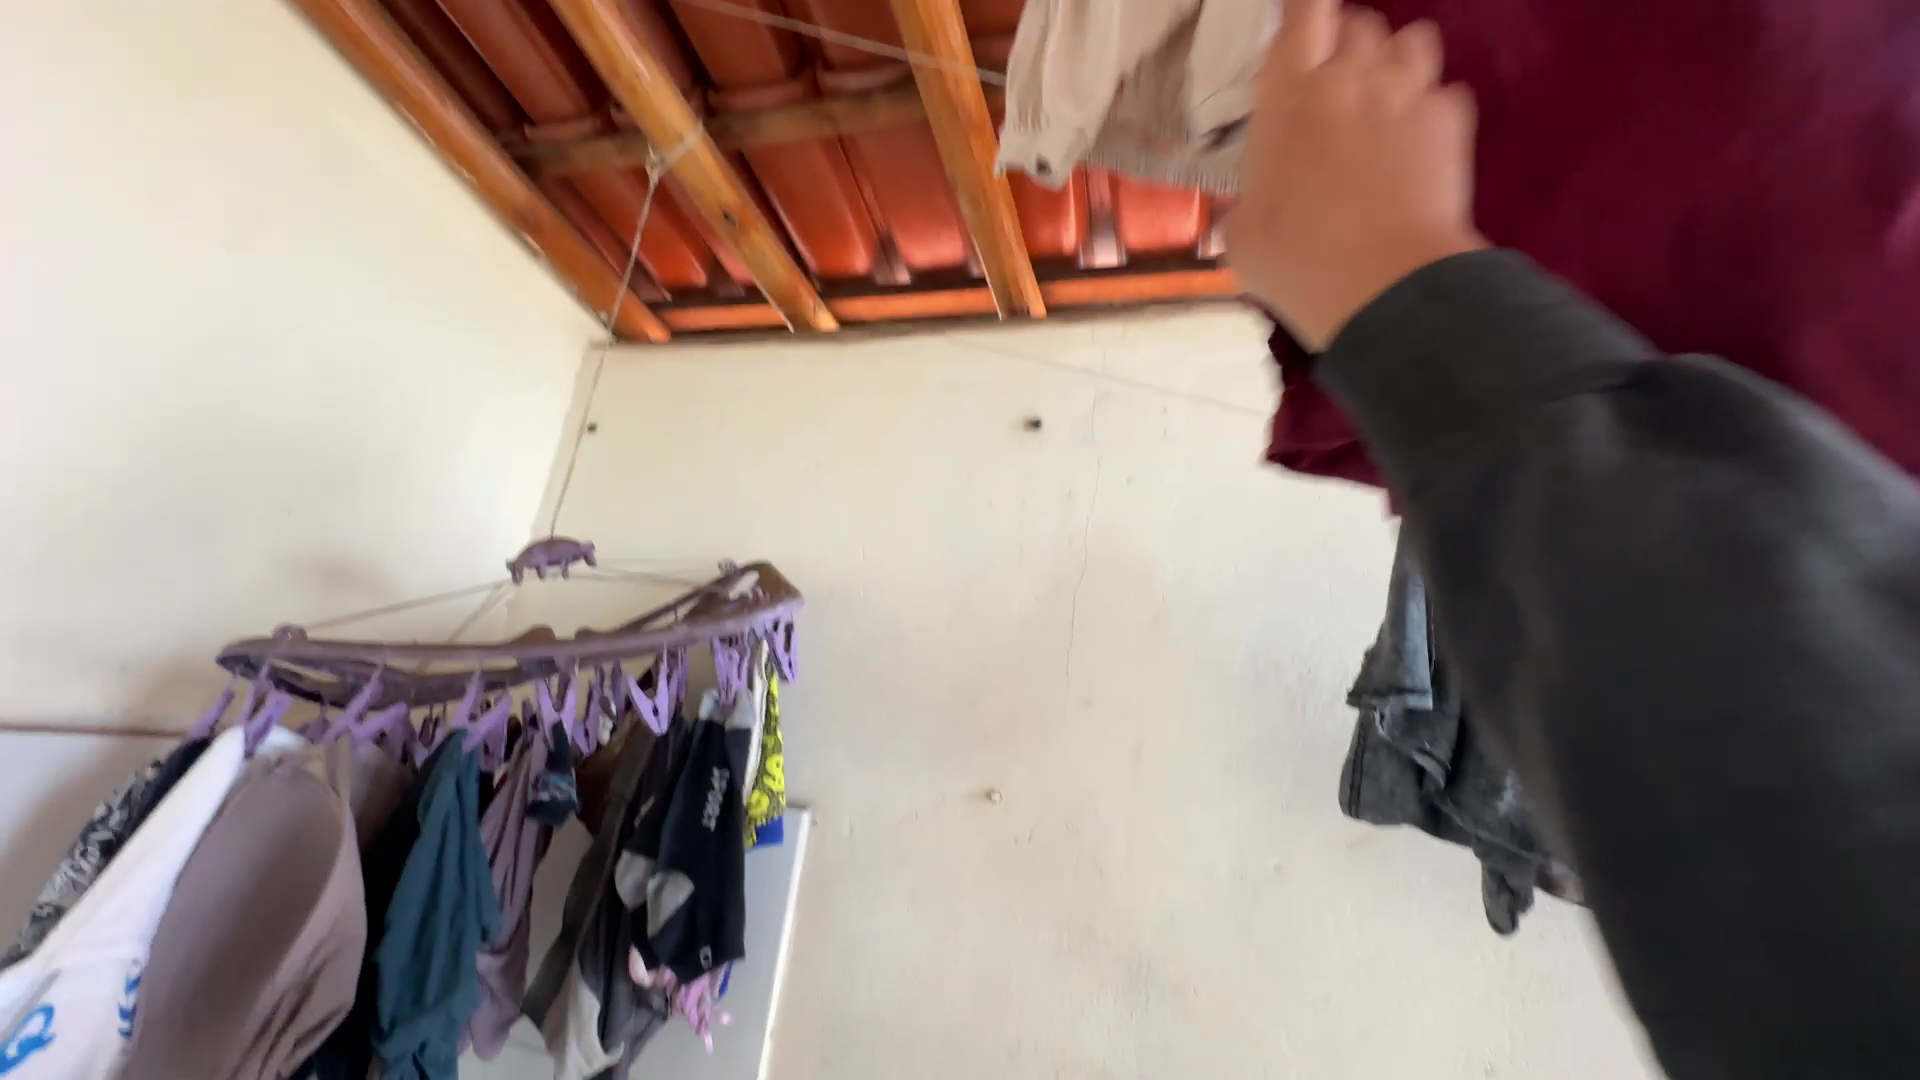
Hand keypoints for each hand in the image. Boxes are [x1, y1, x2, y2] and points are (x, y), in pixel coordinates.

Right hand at [1227, 0, 1485, 350]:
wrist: (1380, 284)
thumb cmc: (1294, 260)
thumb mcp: (1241, 236)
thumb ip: (1246, 202)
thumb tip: (1247, 209)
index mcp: (1290, 97)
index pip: (1303, 12)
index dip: (1301, 9)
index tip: (1296, 21)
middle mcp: (1352, 79)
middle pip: (1357, 22)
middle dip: (1343, 41)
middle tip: (1330, 82)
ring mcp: (1408, 96)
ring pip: (1410, 41)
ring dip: (1392, 62)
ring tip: (1380, 101)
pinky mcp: (1450, 123)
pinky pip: (1443, 93)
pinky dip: (1428, 110)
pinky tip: (1414, 145)